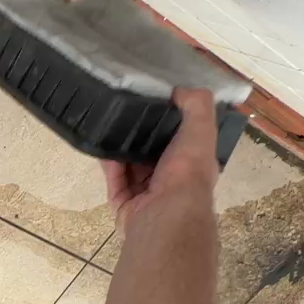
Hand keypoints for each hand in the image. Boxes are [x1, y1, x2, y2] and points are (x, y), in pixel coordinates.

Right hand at [100, 87, 221, 232]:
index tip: (157, 101)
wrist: (163, 212)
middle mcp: (171, 178)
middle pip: (154, 152)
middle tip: (128, 112)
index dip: (172, 120)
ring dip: (122, 148)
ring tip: (111, 126)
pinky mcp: (123, 202)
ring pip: (131, 165)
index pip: (183, 138)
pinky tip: (102, 147)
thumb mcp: (201, 129)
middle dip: (142, 135)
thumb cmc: (187, 170)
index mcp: (194, 163)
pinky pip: (115, 179)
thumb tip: (180, 90)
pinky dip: (109, 164)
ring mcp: (146, 193)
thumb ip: (196, 105)